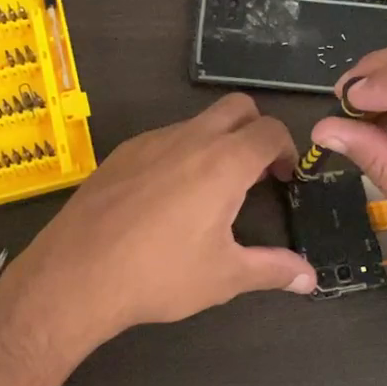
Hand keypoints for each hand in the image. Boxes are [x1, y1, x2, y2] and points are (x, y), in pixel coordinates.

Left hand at [0, 93, 317, 353]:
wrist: (76, 273)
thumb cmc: (159, 274)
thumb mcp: (224, 277)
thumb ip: (273, 270)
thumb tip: (310, 278)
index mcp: (224, 162)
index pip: (271, 130)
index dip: (287, 149)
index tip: (284, 178)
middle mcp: (190, 138)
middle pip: (237, 107)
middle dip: (255, 130)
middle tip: (254, 174)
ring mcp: (151, 141)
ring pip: (197, 122)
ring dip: (216, 143)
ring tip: (210, 193)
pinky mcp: (121, 153)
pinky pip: (163, 138)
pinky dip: (180, 154)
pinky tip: (166, 199)